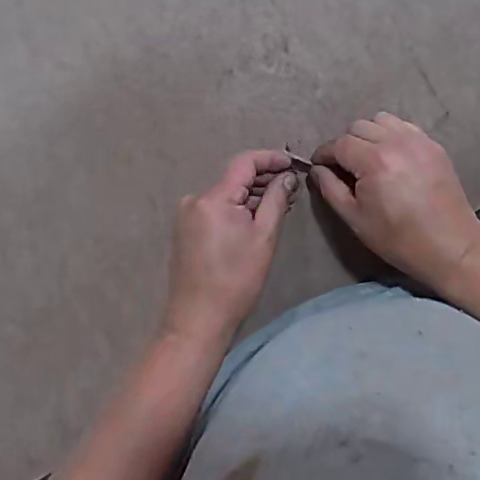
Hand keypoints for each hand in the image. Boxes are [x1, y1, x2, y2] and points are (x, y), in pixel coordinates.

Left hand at [162, 150, 298, 342]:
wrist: (197, 321)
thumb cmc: (236, 279)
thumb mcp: (264, 236)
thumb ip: (276, 199)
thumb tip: (287, 176)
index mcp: (213, 198)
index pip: (245, 162)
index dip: (271, 158)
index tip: (293, 163)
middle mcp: (195, 200)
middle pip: (236, 177)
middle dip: (265, 178)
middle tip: (293, 187)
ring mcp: (188, 216)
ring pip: (228, 193)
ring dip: (253, 194)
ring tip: (280, 203)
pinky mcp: (187, 230)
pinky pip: (218, 208)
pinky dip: (239, 208)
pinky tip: (258, 218)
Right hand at [311, 113, 479, 287]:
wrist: (448, 243)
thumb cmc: (398, 237)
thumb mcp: (355, 218)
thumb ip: (331, 189)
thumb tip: (317, 169)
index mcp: (374, 160)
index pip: (339, 143)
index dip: (324, 153)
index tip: (319, 166)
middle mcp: (396, 141)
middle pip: (359, 126)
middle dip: (346, 144)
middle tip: (345, 167)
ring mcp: (418, 140)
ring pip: (383, 120)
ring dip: (370, 134)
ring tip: (370, 158)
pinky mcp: (433, 144)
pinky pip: (405, 127)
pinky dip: (392, 135)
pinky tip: (393, 157)